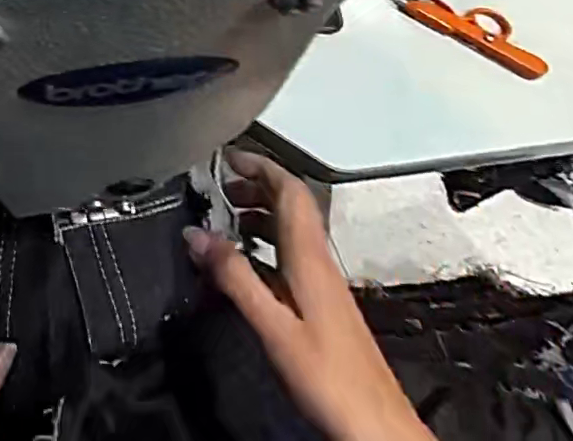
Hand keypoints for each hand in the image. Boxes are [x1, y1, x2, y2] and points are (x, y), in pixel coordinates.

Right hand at [184, 151, 435, 440]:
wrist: (378, 426)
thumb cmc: (326, 374)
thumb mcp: (272, 325)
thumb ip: (234, 277)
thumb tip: (195, 234)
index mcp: (308, 254)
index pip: (289, 189)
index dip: (260, 166)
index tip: (228, 158)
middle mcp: (318, 258)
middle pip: (290, 203)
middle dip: (255, 185)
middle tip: (219, 188)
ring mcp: (322, 279)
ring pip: (290, 227)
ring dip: (259, 212)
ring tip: (226, 217)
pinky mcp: (322, 300)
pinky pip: (290, 251)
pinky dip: (265, 241)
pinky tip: (246, 260)